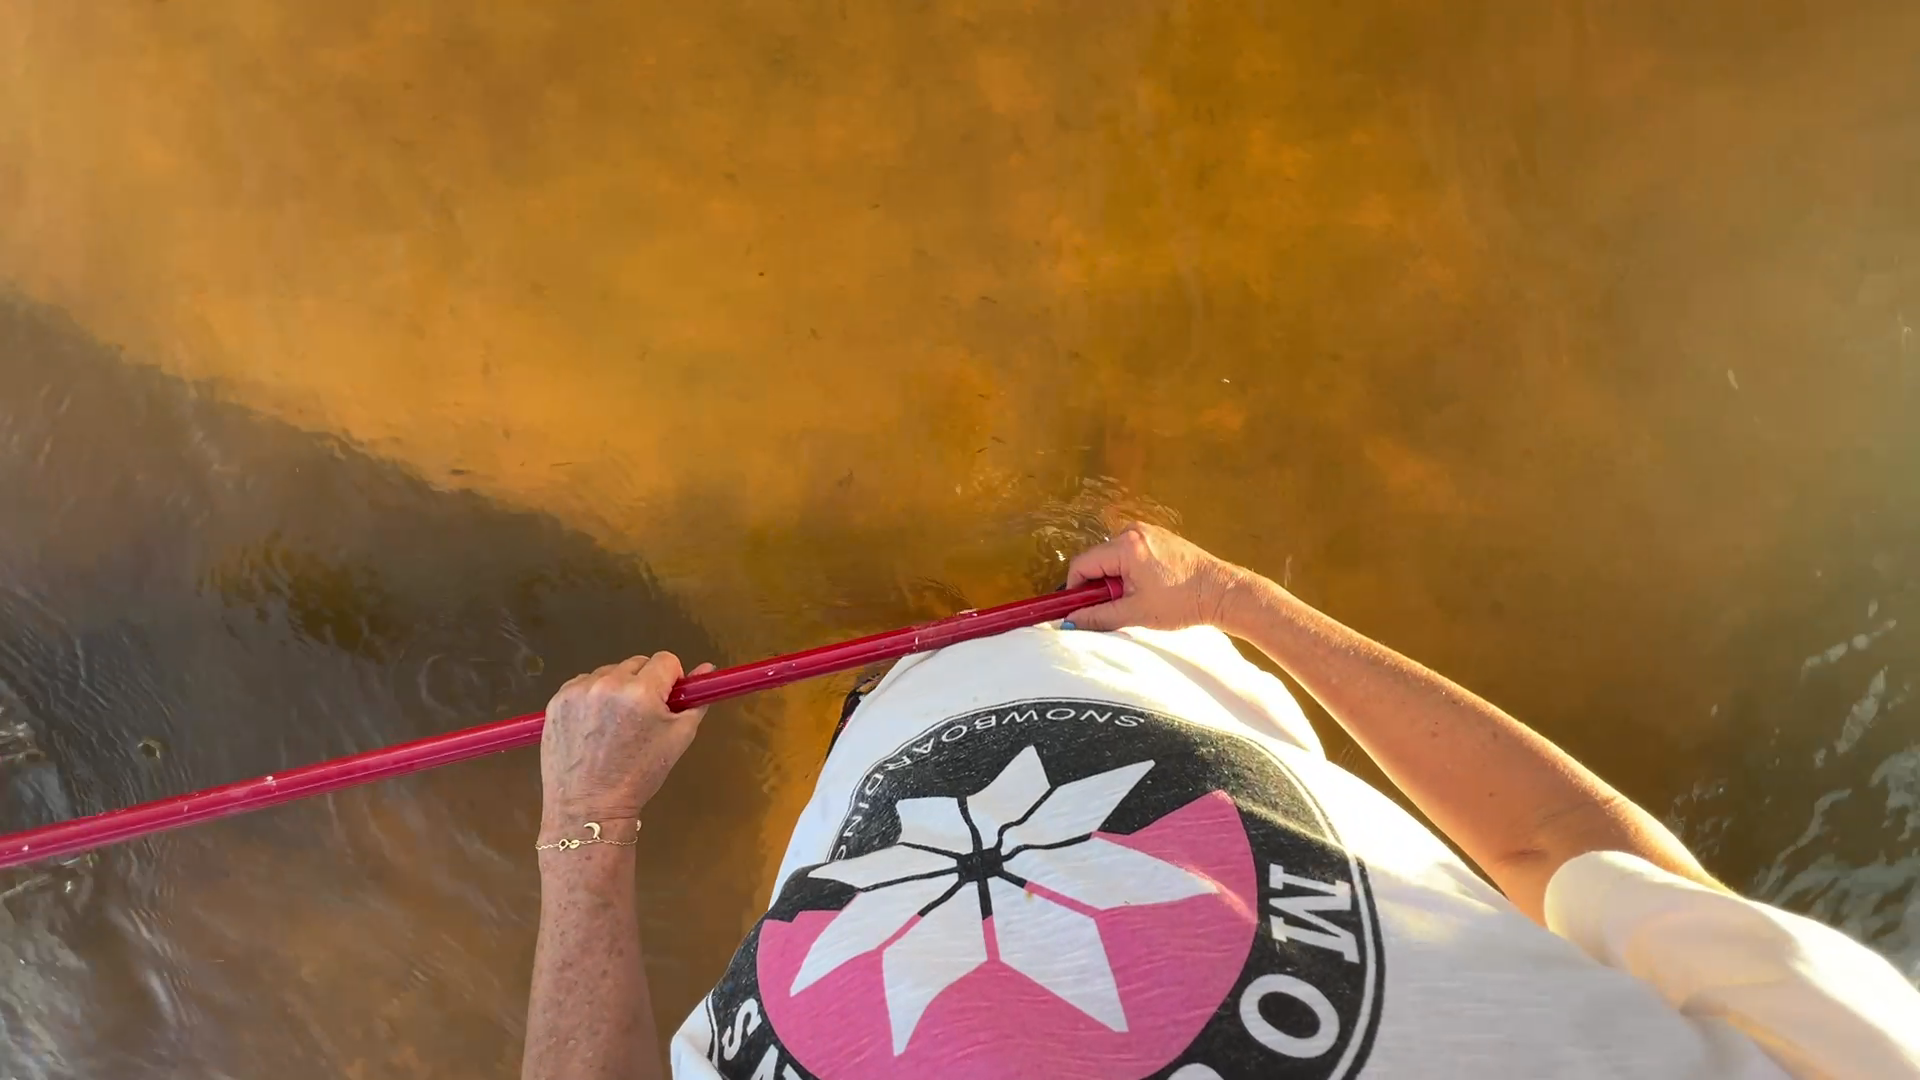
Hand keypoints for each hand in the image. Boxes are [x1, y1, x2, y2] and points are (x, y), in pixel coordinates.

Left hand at [539, 652, 714, 825]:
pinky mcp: (556, 701)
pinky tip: (595, 723)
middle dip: (645, 682)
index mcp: (641, 691)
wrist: (589, 807)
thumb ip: (695, 699)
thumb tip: (706, 669)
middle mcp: (608, 683)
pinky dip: (594, 695)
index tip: (667, 700)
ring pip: (611, 672)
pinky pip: (585, 683)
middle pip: (638, 663)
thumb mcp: (680, 737)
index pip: (666, 660)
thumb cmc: (640, 775)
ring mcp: (579, 691)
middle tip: (642, 715)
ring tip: (616, 722)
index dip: (672, 679)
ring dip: (619, 687)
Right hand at [1065, 523, 1255, 631]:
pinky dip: (1129, 571)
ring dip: (1115, 579)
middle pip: (1097, 559)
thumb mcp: (1135, 612)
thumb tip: (1069, 621)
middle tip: (1114, 607)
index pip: (1082, 564)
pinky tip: (1147, 587)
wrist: (1222, 592)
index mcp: (1125, 546)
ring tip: (1135, 598)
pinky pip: (1129, 552)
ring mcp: (1147, 531)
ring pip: (1112, 557)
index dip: (1075, 588)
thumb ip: (1097, 616)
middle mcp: (1133, 531)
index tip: (1080, 608)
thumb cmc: (1182, 602)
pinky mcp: (1158, 537)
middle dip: (1098, 585)